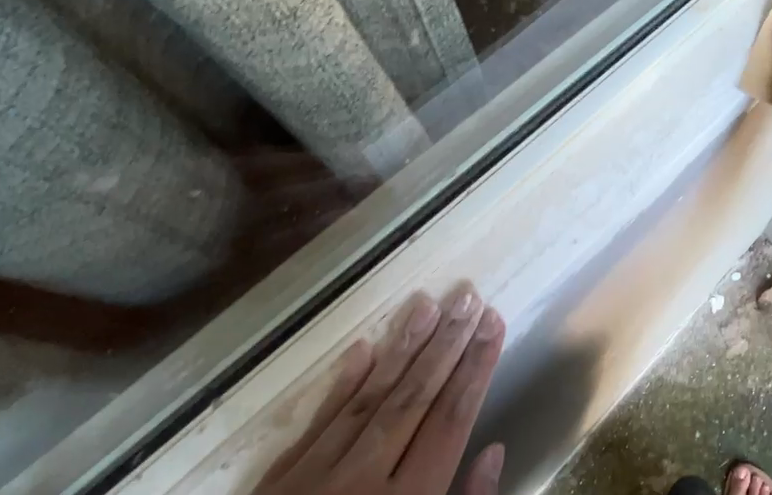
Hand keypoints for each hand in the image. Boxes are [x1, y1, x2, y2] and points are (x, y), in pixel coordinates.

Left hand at [252, 288, 505, 494]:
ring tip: (428, 302)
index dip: (476, 367)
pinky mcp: (277, 486)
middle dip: (447, 344)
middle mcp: (363, 480)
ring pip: (369, 398)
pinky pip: (317, 423)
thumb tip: (492, 452)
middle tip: (468, 295)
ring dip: (402, 348)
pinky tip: (364, 349)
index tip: (494, 321)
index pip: (452, 419)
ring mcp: (315, 479)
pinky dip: (342, 385)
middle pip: (415, 398)